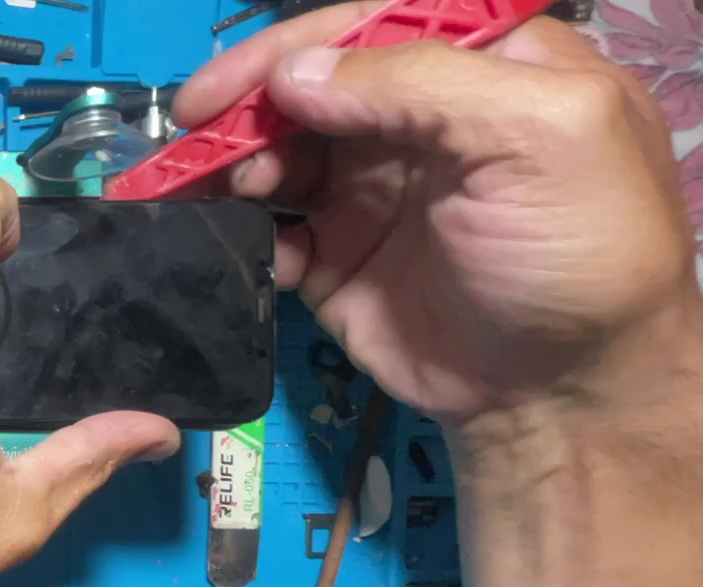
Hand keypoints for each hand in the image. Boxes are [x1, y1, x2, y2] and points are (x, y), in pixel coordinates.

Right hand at [177, 4, 702, 425]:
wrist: (545, 384)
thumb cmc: (571, 249)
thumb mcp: (533, 137)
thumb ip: (416, 89)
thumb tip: (292, 74)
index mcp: (477, 74)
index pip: (367, 35)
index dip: (284, 54)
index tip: (213, 95)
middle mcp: (409, 129)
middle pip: (305, 100)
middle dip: (238, 121)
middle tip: (181, 156)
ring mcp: (362, 197)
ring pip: (274, 165)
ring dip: (228, 179)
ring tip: (196, 201)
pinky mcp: (325, 259)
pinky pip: (266, 234)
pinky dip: (242, 240)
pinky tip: (246, 255)